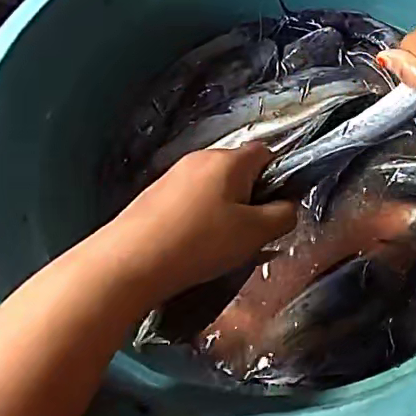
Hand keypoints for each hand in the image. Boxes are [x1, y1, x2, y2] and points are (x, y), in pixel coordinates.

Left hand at [89, 143, 296, 302]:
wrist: (128, 262)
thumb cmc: (200, 242)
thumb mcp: (256, 234)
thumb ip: (283, 216)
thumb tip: (287, 207)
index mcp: (229, 160)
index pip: (267, 153)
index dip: (279, 178)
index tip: (275, 210)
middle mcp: (201, 158)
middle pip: (240, 172)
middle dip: (251, 199)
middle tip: (250, 234)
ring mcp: (174, 175)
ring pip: (215, 188)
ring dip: (225, 212)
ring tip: (221, 246)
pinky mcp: (154, 195)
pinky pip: (191, 201)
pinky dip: (200, 219)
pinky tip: (194, 247)